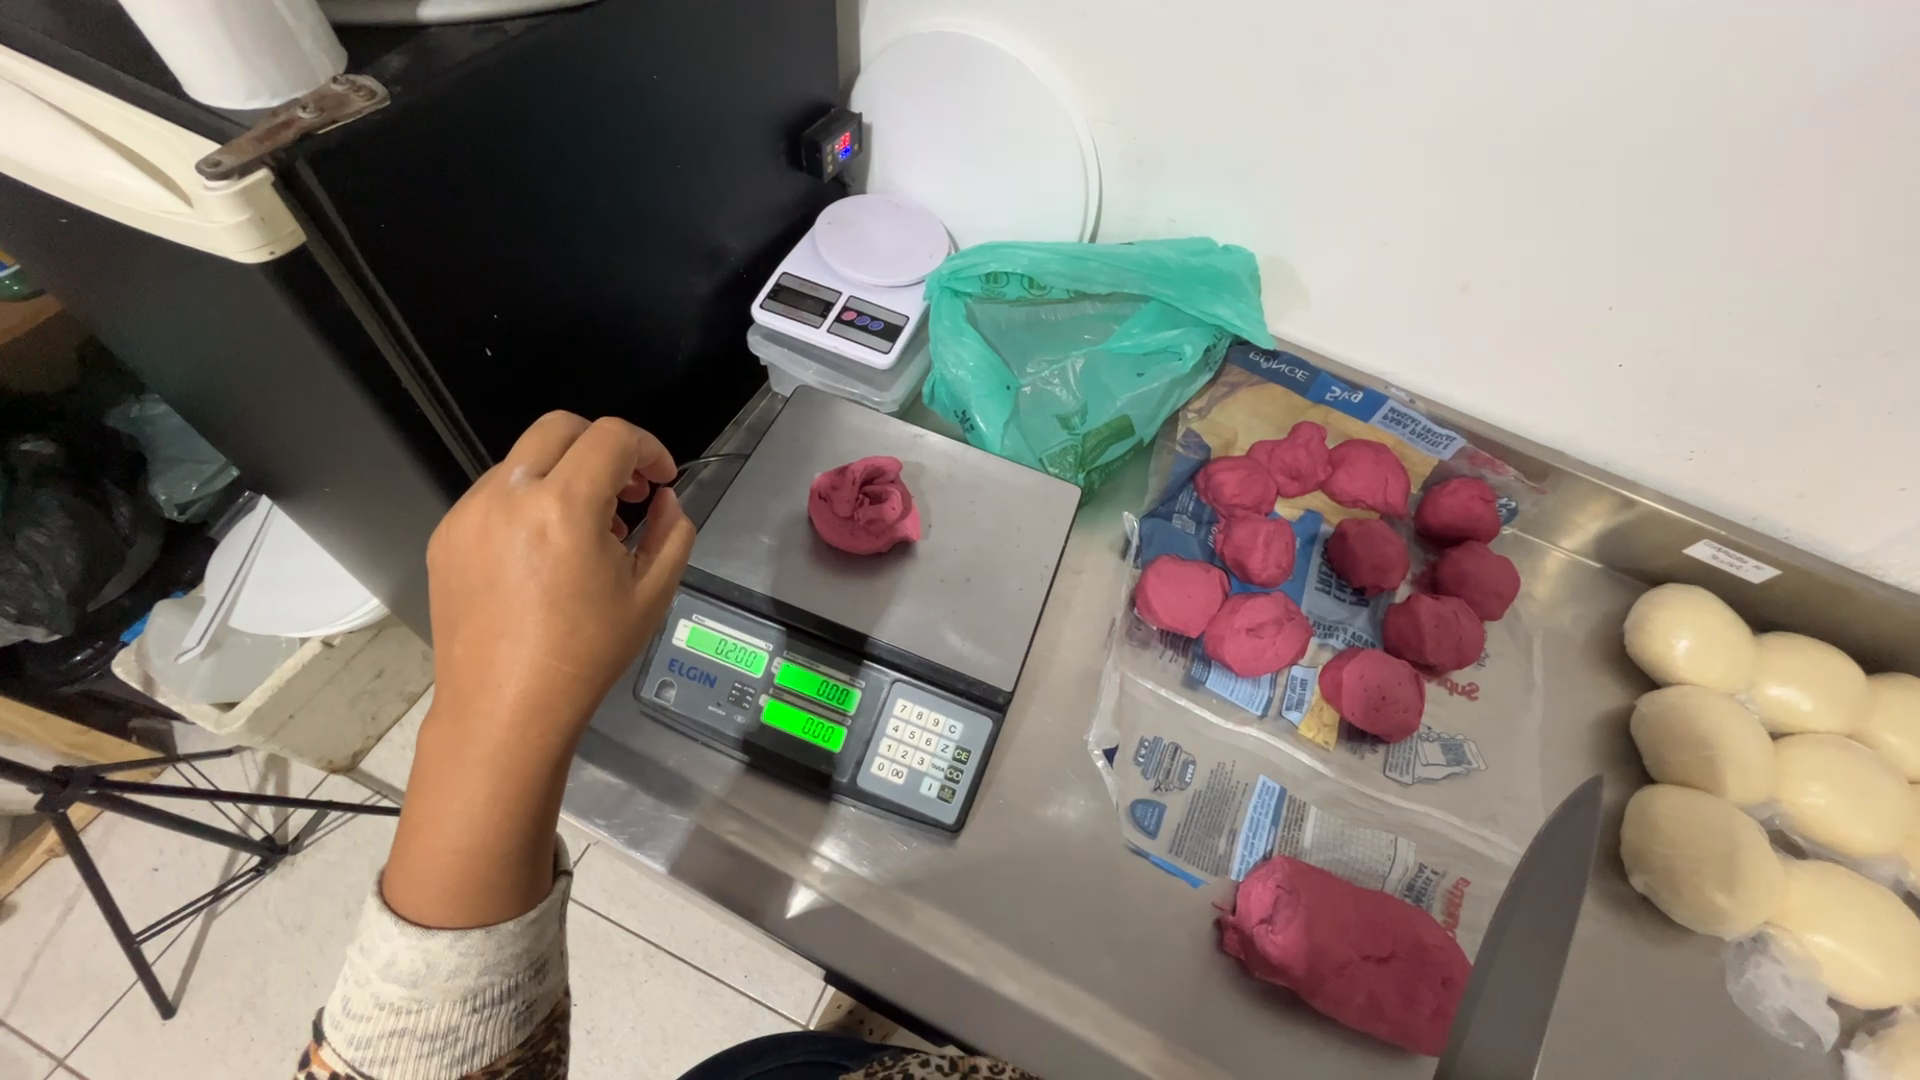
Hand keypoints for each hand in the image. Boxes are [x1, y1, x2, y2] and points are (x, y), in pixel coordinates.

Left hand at [384, 413, 694, 927]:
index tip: (661, 481)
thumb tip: (664, 502)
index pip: (612, 436)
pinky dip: (533, 500)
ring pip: (526, 458)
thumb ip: (674, 532)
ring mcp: (469, 513)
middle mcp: (509, 496)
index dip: (649, 448)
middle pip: (561, 427)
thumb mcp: (654, 593)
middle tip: (630, 492)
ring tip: (591, 529)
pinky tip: (549, 550)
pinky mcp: (447, 535)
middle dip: (607, 447)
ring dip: (568, 473)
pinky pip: (498, 493)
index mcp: (565, 508)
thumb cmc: (588, 653)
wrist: (504, 708)